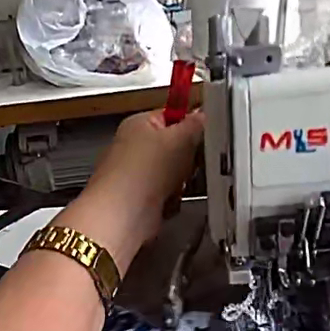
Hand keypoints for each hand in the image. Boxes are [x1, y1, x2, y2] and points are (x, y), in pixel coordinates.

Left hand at [53, 108, 203, 269]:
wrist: (125, 214)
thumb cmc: (140, 172)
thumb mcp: (180, 138)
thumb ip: (196, 124)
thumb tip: (203, 116)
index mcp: (139, 124)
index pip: (172, 116)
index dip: (190, 125)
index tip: (204, 132)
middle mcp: (135, 149)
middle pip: (176, 149)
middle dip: (187, 159)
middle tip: (188, 162)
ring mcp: (138, 176)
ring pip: (175, 175)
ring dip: (181, 182)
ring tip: (174, 184)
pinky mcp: (143, 201)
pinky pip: (170, 196)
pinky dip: (173, 200)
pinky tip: (168, 201)